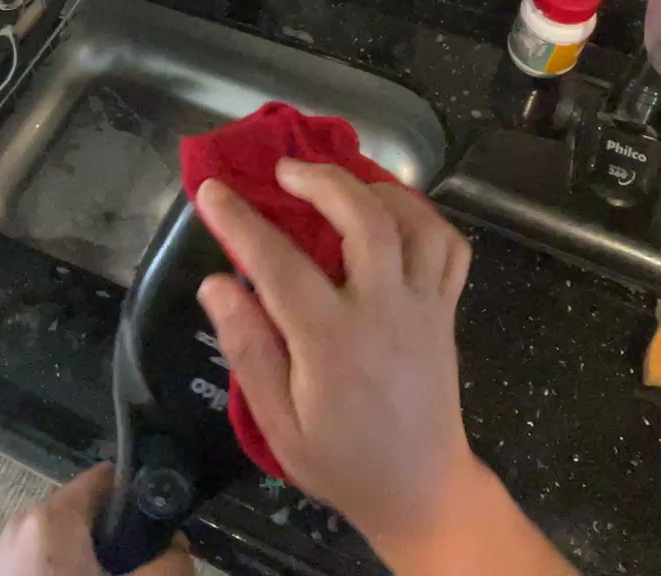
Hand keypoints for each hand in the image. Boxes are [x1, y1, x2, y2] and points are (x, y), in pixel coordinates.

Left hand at [0, 464, 193, 575]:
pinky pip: (45, 567)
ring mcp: (3, 558)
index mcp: (52, 517)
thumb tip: (178, 547)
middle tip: (138, 571)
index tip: (157, 530)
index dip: (139, 497)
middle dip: (118, 539)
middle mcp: (23, 525)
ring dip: (94, 565)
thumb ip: (169, 566)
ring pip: (68, 545)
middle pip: (88, 513)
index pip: (106, 478)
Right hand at [193, 159, 476, 554]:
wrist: (421, 490)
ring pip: (415, 223)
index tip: (211, 191)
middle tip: (286, 170)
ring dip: (376, 188)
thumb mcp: (279, 423)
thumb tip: (216, 283)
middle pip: (365, 220)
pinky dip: (423, 214)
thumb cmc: (341, 459)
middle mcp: (385, 311)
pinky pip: (449, 245)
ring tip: (340, 182)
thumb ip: (248, 350)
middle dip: (322, 181)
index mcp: (333, 342)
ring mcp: (424, 305)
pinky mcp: (447, 309)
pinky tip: (392, 210)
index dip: (240, 222)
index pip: (279, 265)